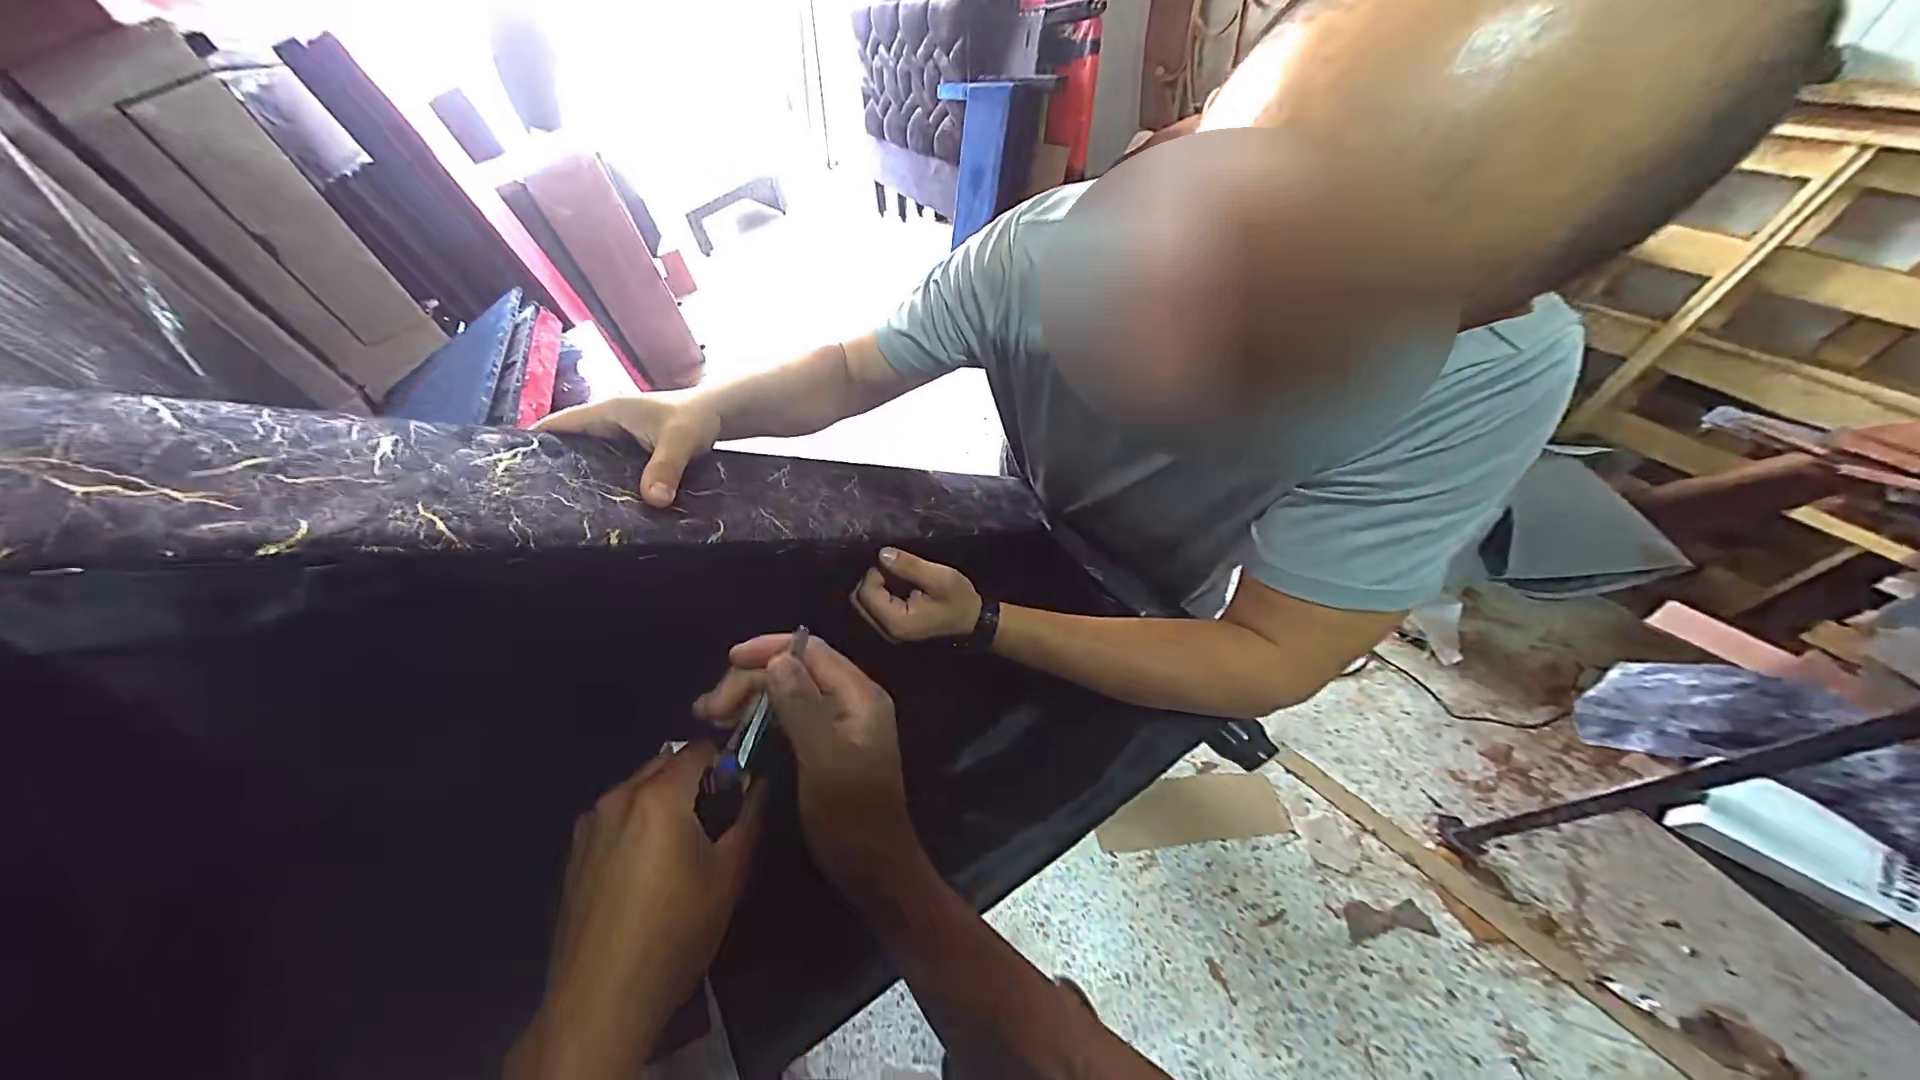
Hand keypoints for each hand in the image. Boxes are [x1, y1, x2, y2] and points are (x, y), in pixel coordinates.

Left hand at [518, 743, 761, 1079]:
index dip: (726, 763)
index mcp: (658, 796)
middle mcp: (618, 797)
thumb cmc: (676, 931)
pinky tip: (646, 871)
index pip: (699, 750)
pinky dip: (639, 822)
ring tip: (681, 848)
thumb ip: (751, 815)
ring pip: (639, 788)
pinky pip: (617, 816)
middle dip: (695, 780)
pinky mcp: (574, 853)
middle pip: (666, 763)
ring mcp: (590, 825)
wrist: (601, 1000)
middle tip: (714, 821)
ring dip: (665, 800)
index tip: (738, 794)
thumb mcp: (730, 873)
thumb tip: (758, 783)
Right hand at [534, 395, 721, 506]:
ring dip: (584, 482)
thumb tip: (653, 500)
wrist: (721, 415)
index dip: (532, 442)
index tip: (511, 469)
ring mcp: (621, 442)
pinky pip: (613, 472)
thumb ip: (666, 466)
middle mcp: (607, 427)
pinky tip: (605, 511)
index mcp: (605, 413)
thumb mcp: (679, 440)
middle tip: (536, 504)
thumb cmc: (696, 418)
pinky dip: (608, 486)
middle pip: (569, 448)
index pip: (556, 425)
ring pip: (592, 462)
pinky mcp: (635, 456)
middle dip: (555, 470)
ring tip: (564, 513)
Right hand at [699, 634, 918, 896]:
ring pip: (789, 692)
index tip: (727, 661)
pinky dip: (760, 717)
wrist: (875, 869)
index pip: (812, 651)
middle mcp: (851, 701)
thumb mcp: (824, 759)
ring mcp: (839, 723)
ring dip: (750, 698)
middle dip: (752, 679)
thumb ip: (802, 706)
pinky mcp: (825, 744)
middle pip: (797, 669)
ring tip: (711, 717)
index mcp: (860, 695)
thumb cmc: (852, 816)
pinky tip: (734, 729)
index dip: (769, 649)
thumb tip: (777, 659)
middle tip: (709, 710)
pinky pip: (790, 716)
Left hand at [852, 548, 981, 642]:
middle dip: (871, 579)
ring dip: (874, 585)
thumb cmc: (959, 600)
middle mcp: (886, 630)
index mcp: (896, 622)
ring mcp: (887, 631)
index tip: (895, 563)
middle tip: (894, 568)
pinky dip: (879, 593)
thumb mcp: (940, 578)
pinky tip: (896, 585)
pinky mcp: (891, 627)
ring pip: (863, 603)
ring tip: (896, 575)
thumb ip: (910, 566)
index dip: (874, 573)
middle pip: (859, 600)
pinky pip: (873, 607)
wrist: (973, 621)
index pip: (866, 593)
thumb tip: (882, 553)